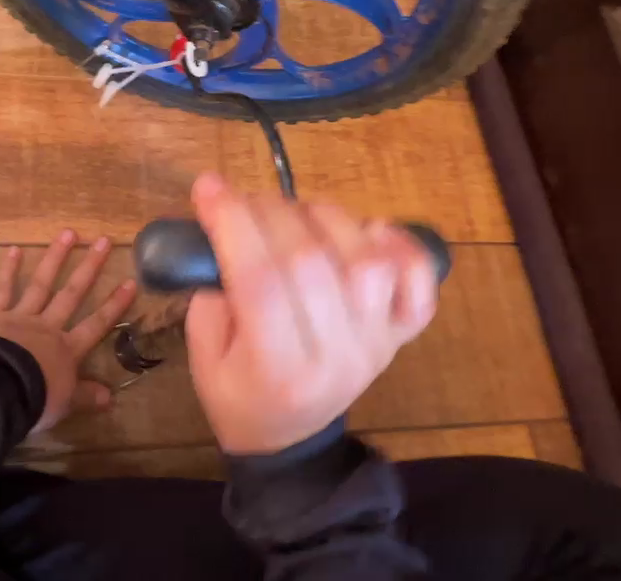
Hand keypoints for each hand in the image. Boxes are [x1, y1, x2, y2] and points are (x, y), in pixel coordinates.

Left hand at [0, 230, 138, 431]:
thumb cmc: (34, 401)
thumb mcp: (65, 404)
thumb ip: (85, 396)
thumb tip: (110, 397)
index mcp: (67, 349)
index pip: (96, 324)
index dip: (114, 304)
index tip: (130, 281)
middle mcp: (48, 326)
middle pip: (72, 293)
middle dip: (90, 267)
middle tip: (103, 240)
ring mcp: (22, 317)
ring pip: (42, 283)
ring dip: (55, 258)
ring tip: (68, 232)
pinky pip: (3, 290)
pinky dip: (8, 270)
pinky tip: (14, 249)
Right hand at [184, 174, 439, 454]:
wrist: (289, 435)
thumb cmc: (237, 390)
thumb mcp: (203, 350)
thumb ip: (213, 286)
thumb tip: (227, 217)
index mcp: (277, 371)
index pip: (260, 282)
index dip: (233, 222)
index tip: (208, 186)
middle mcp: (337, 358)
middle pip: (310, 261)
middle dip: (267, 210)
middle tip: (243, 200)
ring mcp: (377, 343)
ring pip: (365, 259)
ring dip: (324, 216)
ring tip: (295, 214)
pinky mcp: (401, 331)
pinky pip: (418, 278)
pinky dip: (399, 242)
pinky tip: (368, 229)